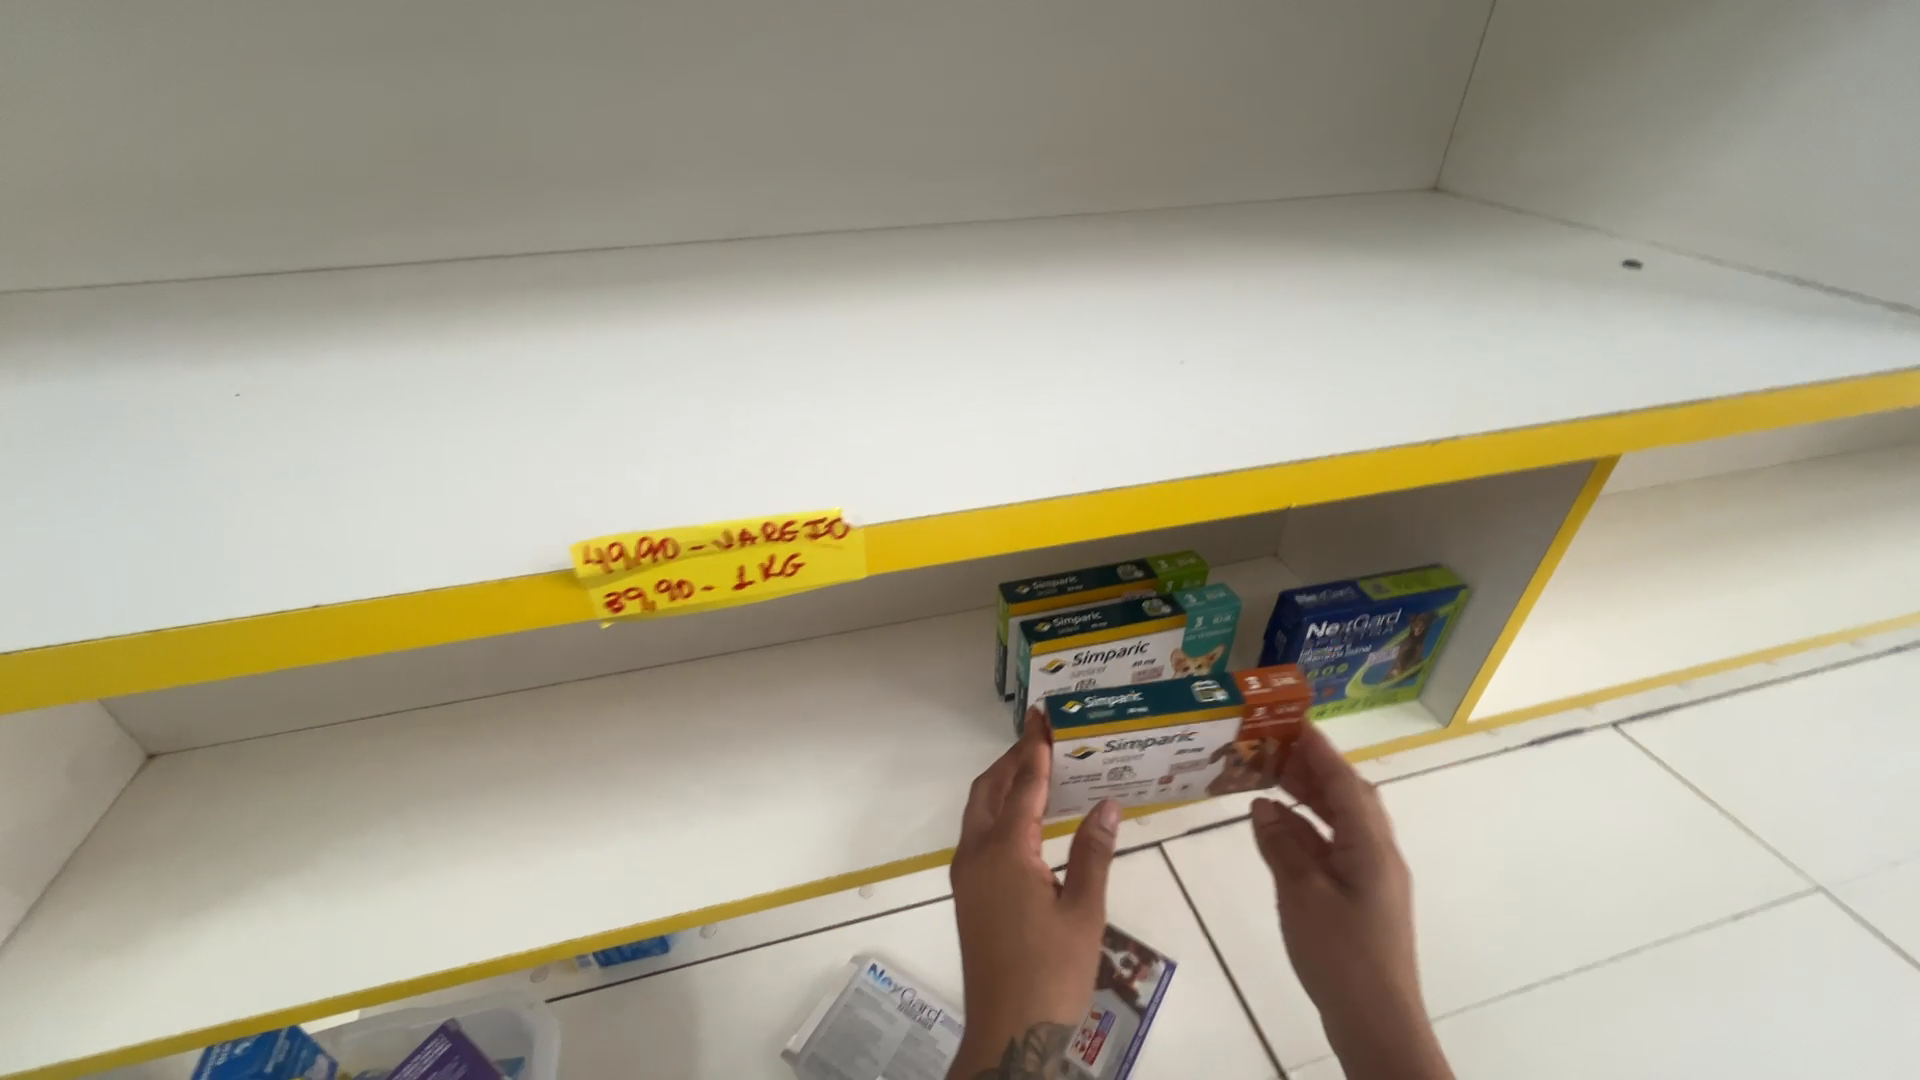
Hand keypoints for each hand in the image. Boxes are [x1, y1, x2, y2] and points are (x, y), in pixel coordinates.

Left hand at [948, 720, 1120, 1079]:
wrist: (1008, 1032)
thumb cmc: (1052, 972)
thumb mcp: (1084, 911)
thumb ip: (1093, 852)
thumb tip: (1108, 804)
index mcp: (1006, 851)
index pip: (1023, 785)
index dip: (1036, 748)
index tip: (1043, 717)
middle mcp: (976, 854)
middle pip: (989, 790)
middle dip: (1012, 760)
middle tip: (1042, 740)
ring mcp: (966, 874)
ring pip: (978, 811)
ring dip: (1002, 785)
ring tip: (1036, 770)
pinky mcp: (966, 893)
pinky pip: (978, 834)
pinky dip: (997, 812)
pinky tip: (1025, 820)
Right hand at [1251, 722, 1452, 1079]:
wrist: (1376, 1023)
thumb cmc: (1341, 954)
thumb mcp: (1302, 894)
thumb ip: (1281, 845)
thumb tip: (1262, 806)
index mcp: (1371, 847)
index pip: (1344, 782)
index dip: (1319, 750)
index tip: (1293, 721)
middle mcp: (1376, 854)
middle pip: (1346, 797)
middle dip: (1312, 768)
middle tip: (1272, 745)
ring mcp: (1369, 878)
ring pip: (1338, 823)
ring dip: (1307, 798)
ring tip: (1268, 777)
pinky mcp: (1358, 899)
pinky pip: (1331, 849)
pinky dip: (1304, 831)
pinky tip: (1274, 828)